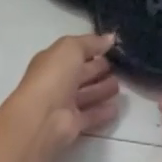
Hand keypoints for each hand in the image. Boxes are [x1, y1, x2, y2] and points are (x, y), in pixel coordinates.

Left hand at [9, 34, 121, 156]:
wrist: (42, 117)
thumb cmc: (53, 76)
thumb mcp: (71, 48)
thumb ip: (91, 42)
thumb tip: (111, 38)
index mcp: (53, 62)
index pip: (75, 54)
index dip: (91, 50)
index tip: (111, 48)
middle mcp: (58, 82)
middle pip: (82, 74)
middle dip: (98, 70)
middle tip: (118, 67)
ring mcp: (65, 104)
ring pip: (87, 95)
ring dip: (102, 90)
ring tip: (119, 87)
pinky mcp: (73, 124)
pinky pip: (91, 116)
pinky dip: (102, 112)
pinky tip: (116, 108)